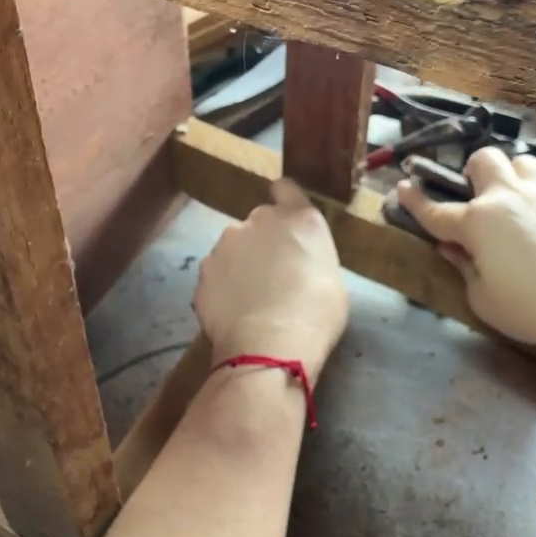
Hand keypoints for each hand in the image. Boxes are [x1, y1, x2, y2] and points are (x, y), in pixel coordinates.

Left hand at [194, 179, 349, 380]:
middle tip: (274, 274)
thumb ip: (311, 257)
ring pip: (234, 248)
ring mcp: (225, 244)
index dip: (286, 201)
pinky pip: (216, 274)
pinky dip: (222, 287)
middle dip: (264, 241)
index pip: (286, 188)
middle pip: (259, 222)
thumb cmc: (316, 316)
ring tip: (251, 299)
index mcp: (298, 218)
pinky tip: (234, 312)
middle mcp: (258, 220)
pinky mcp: (203, 271)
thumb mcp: (332, 281)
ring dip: (241, 263)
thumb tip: (299, 262)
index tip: (288, 220)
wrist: (268, 349)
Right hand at [396, 148, 535, 354]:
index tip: (403, 186)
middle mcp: (507, 197)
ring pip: (522, 162)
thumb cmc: (533, 307)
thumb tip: (453, 249)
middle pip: (484, 160)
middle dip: (473, 172)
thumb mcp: (484, 300)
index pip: (435, 209)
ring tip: (514, 200)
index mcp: (477, 222)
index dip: (415, 199)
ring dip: (512, 176)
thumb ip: (465, 269)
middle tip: (477, 197)